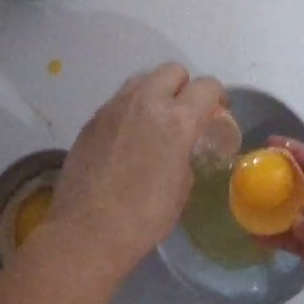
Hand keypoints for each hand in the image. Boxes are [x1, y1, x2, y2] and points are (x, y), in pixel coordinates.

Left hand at [47, 63, 225, 278]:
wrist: (86, 232)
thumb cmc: (143, 217)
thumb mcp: (182, 186)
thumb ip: (186, 152)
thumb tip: (181, 146)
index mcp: (178, 120)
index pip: (207, 86)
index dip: (216, 97)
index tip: (216, 113)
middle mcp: (146, 102)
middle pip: (173, 71)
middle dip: (184, 87)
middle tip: (184, 114)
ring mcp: (115, 106)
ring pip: (143, 79)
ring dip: (155, 92)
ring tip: (154, 121)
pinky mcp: (93, 118)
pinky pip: (119, 100)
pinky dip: (130, 109)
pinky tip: (127, 138)